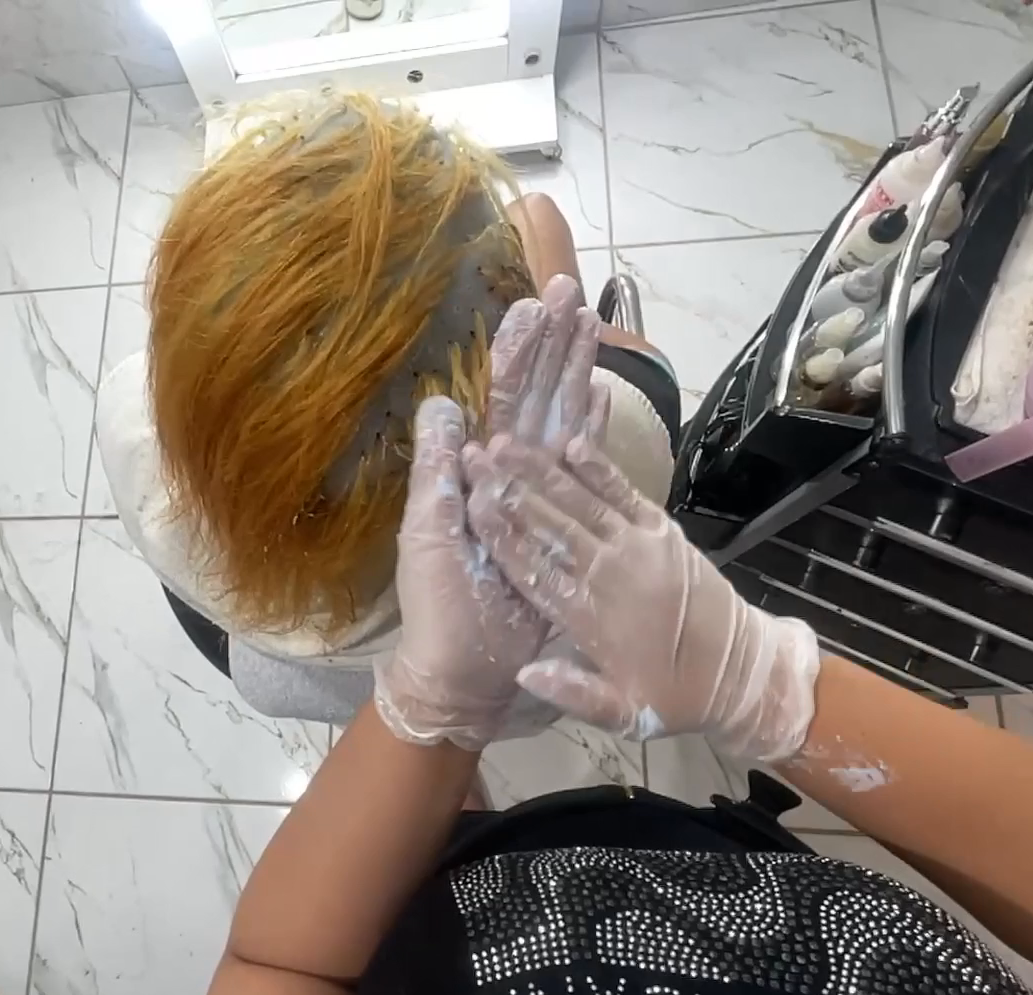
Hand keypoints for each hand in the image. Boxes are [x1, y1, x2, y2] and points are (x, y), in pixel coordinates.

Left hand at [372, 276, 604, 749]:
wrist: (465, 665)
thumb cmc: (439, 602)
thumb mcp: (427, 530)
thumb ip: (436, 468)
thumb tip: (441, 403)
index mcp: (473, 471)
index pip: (497, 398)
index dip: (514, 352)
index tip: (530, 304)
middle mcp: (507, 474)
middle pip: (534, 397)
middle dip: (552, 345)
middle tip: (571, 290)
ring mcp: (538, 497)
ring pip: (560, 422)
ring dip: (576, 373)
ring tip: (594, 324)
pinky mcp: (563, 525)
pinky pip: (581, 472)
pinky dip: (593, 433)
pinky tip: (605, 398)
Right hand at [464, 433, 821, 762]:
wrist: (744, 673)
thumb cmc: (673, 695)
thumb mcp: (623, 714)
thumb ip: (574, 694)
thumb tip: (523, 671)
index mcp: (592, 617)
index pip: (536, 570)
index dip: (502, 536)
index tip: (472, 504)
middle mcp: (612, 573)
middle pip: (551, 525)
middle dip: (510, 489)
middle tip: (475, 458)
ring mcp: (640, 547)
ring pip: (581, 502)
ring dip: (542, 471)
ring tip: (506, 444)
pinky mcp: (664, 532)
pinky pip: (626, 493)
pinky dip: (599, 469)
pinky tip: (572, 444)